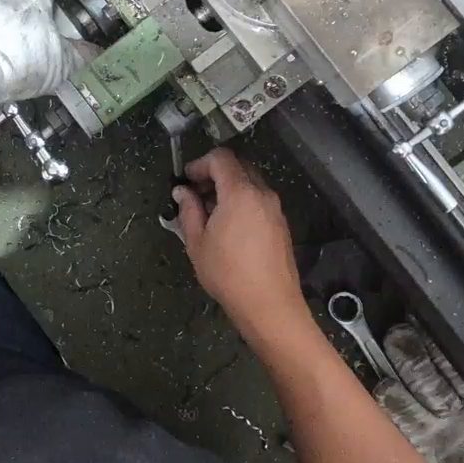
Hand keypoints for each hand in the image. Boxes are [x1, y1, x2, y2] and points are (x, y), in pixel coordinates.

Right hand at [174, 148, 306, 334]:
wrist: (269, 304)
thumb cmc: (228, 273)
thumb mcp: (197, 242)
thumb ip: (188, 210)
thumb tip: (183, 192)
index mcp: (240, 193)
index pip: (221, 158)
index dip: (199, 163)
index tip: (186, 180)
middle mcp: (262, 194)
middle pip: (238, 167)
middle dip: (214, 174)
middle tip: (195, 195)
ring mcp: (275, 209)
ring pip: (249, 183)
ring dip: (228, 189)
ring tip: (208, 214)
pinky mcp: (280, 224)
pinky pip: (258, 200)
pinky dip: (241, 202)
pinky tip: (228, 227)